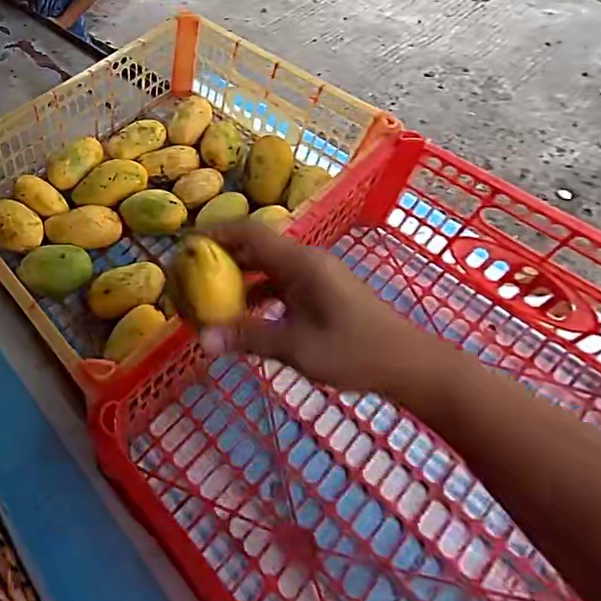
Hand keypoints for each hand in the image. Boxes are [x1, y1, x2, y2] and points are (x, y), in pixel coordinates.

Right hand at [197, 221, 457, 399]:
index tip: (186, 244)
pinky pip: (280, 284)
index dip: (216, 233)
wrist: (414, 368)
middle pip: (255, 247)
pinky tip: (244, 317)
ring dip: (239, 278)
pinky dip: (258, 294)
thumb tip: (202, 340)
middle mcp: (306, 262)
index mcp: (300, 262)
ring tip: (209, 296)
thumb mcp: (297, 347)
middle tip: (190, 273)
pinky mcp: (322, 294)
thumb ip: (248, 338)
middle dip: (221, 257)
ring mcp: (316, 277)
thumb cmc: (357, 352)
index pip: (250, 233)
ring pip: (267, 267)